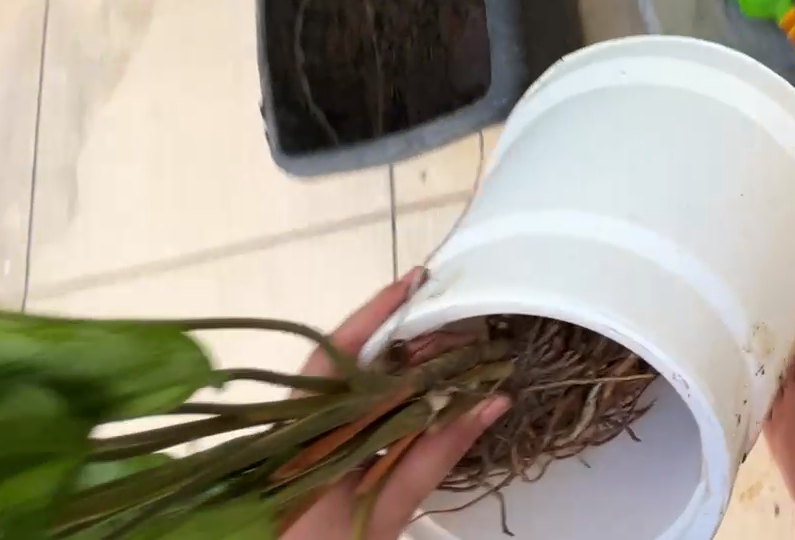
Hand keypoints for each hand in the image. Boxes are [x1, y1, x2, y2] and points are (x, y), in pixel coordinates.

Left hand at [280, 269, 507, 539]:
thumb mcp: (379, 516)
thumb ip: (434, 458)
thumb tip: (497, 399)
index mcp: (297, 438)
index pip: (335, 357)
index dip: (375, 314)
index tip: (418, 280)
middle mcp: (297, 434)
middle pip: (354, 366)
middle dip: (408, 337)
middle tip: (459, 313)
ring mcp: (307, 450)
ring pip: (361, 390)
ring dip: (409, 367)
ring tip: (456, 342)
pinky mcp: (322, 467)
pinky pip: (364, 417)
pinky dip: (400, 398)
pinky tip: (432, 386)